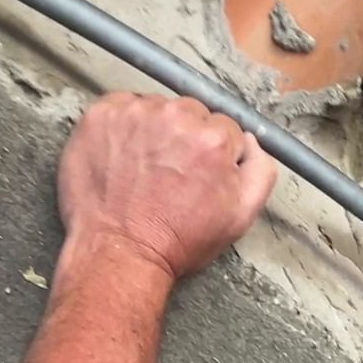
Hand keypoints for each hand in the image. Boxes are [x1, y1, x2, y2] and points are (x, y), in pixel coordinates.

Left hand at [56, 94, 277, 280]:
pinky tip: (123, 159)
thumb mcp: (239, 217)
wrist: (122, 254)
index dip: (213, 157)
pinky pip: (121, 107)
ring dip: (154, 132)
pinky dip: (123, 128)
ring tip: (144, 170)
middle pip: (190, 114)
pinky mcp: (102, 116)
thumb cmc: (177, 241)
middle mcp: (176, 117)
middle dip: (185, 139)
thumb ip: (261, 171)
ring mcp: (135, 113)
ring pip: (156, 109)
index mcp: (214, 139)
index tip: (198, 177)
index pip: (224, 130)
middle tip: (170, 175)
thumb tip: (250, 141)